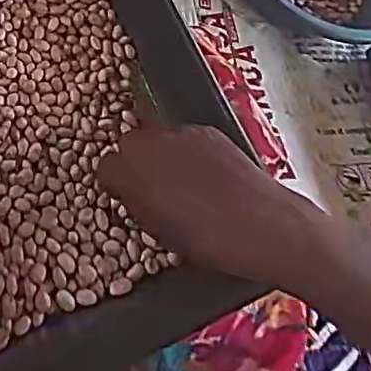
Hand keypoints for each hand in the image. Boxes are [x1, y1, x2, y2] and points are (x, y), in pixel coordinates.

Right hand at [97, 123, 326, 284]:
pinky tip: (208, 173)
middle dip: (136, 161)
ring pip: (158, 137)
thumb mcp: (162, 233)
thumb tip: (133, 195)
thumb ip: (139, 205)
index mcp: (130, 172)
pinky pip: (186, 136)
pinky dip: (190, 150)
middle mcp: (147, 144)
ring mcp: (177, 133)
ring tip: (185, 180)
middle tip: (153, 185)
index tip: (126, 195)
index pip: (106, 167)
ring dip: (163, 153)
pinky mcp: (205, 130)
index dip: (115, 182)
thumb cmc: (209, 241)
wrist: (265, 225)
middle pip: (128, 144)